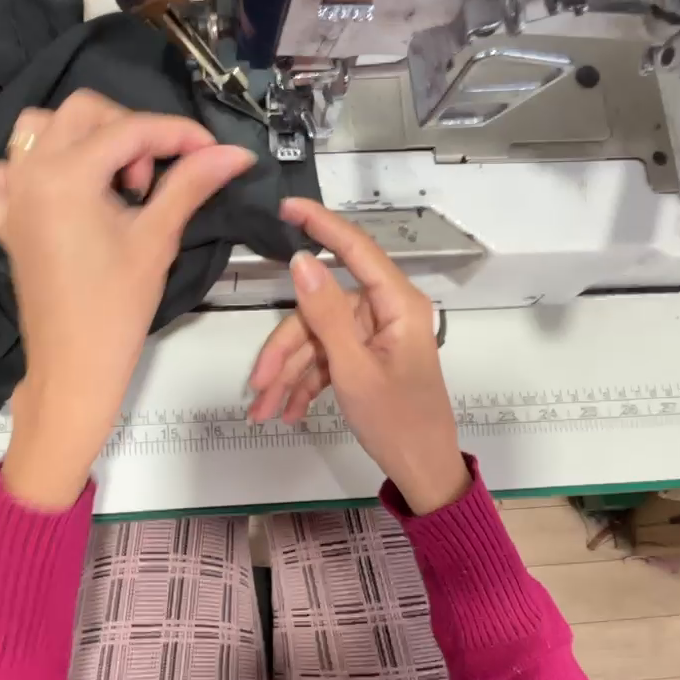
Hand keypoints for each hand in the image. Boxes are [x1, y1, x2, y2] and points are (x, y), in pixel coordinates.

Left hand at [0, 90, 256, 506]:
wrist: (75, 366)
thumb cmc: (118, 308)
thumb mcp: (158, 238)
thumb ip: (191, 184)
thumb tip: (234, 153)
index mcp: (65, 174)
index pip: (129, 129)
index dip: (178, 133)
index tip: (213, 150)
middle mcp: (29, 172)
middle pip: (82, 113)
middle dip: (129, 133)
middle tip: (152, 183)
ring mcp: (9, 195)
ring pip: (38, 130)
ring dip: (81, 139)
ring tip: (111, 181)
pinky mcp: (3, 221)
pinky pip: (2, 175)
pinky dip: (27, 171)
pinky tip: (54, 193)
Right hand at [246, 199, 469, 513]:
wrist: (423, 472)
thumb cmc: (398, 422)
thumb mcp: (354, 369)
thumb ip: (325, 313)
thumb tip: (303, 260)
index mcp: (397, 304)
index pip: (355, 249)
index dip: (321, 224)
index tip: (287, 206)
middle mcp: (386, 312)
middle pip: (320, 312)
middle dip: (285, 352)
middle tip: (256, 387)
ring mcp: (376, 337)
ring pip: (318, 341)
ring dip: (289, 376)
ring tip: (265, 412)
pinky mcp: (368, 359)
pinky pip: (328, 361)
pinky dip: (307, 384)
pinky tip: (289, 412)